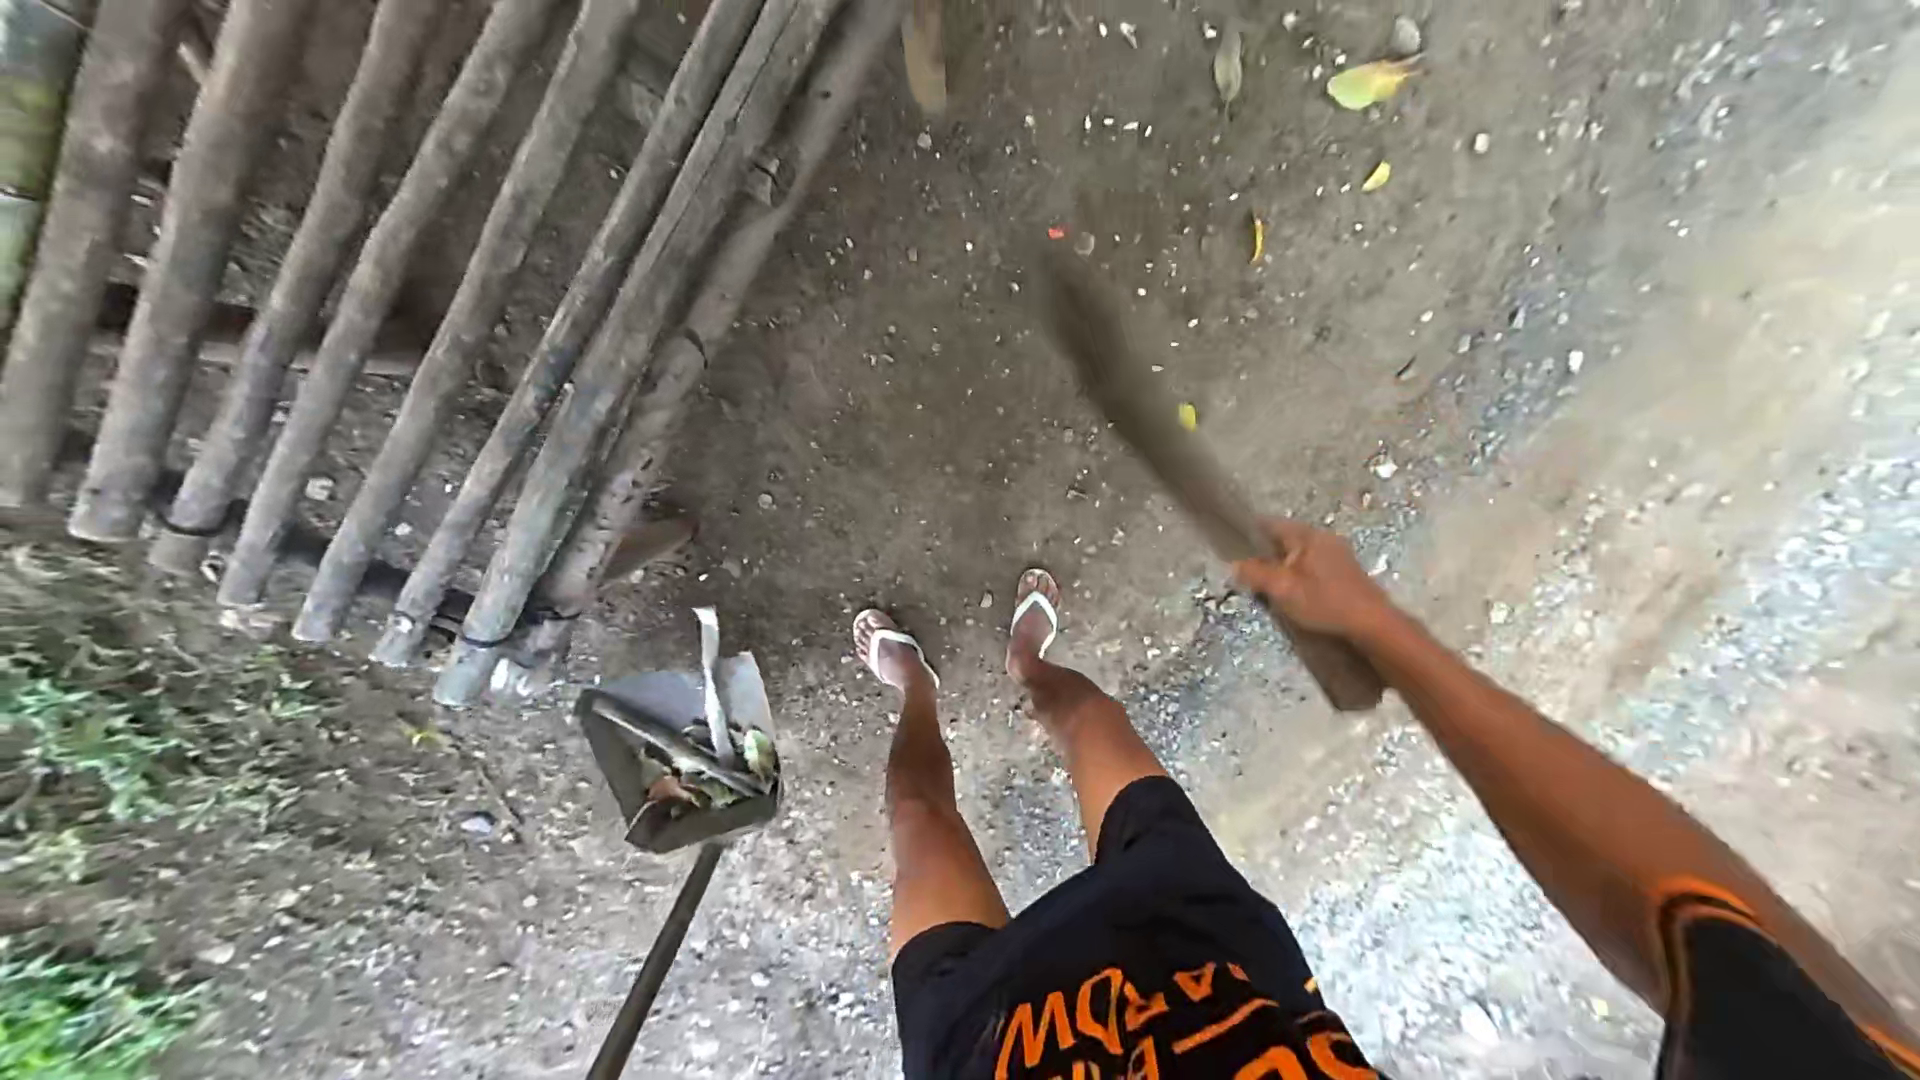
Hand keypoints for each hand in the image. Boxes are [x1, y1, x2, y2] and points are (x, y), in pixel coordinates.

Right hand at [1231, 519, 1399, 639]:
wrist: (1372, 624)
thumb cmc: (1324, 602)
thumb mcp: (1282, 589)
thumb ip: (1255, 574)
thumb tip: (1233, 564)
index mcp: (1307, 536)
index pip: (1270, 524)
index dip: (1248, 532)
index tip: (1231, 545)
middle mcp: (1324, 537)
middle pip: (1284, 538)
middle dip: (1264, 551)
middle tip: (1246, 569)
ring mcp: (1337, 552)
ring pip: (1298, 552)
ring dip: (1281, 563)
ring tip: (1266, 581)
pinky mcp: (1343, 569)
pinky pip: (1310, 562)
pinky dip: (1296, 571)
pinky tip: (1291, 588)